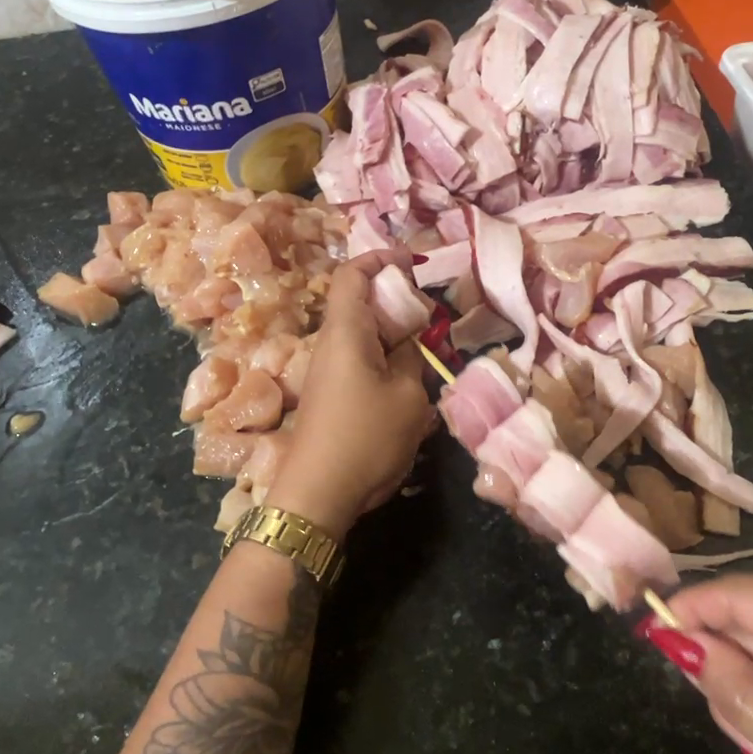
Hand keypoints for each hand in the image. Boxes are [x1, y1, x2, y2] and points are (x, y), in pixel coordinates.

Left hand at [268, 251, 433, 537]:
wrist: (318, 494)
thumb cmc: (366, 437)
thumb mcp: (408, 396)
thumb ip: (413, 358)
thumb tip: (412, 340)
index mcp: (345, 331)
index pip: (353, 274)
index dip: (382, 259)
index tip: (415, 264)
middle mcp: (332, 343)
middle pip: (361, 302)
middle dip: (399, 300)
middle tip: (433, 316)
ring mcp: (330, 370)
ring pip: (365, 334)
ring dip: (397, 334)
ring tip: (430, 351)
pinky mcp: (333, 395)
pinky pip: (363, 360)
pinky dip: (389, 359)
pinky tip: (413, 386)